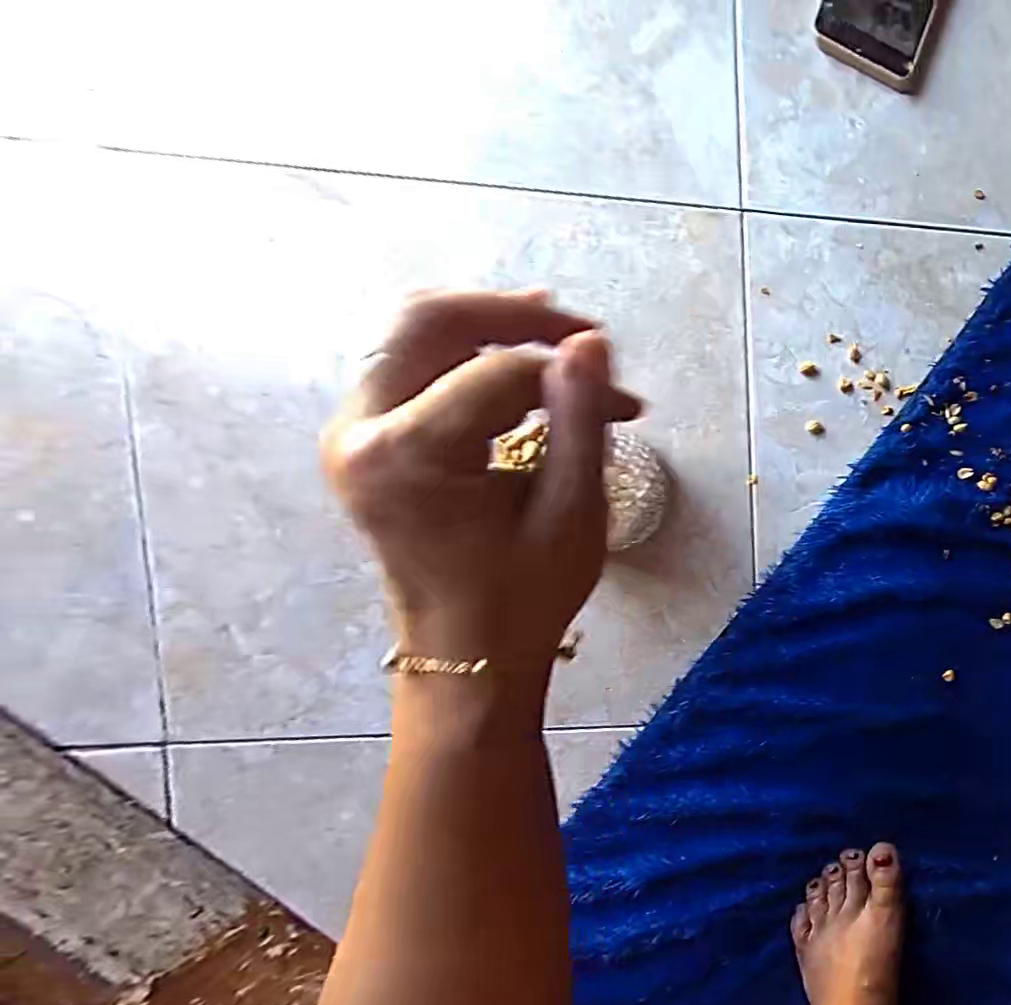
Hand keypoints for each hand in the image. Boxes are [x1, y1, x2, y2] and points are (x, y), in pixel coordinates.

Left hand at [321, 290, 642, 672]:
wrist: (469, 650)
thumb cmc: (529, 592)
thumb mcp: (571, 511)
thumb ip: (580, 422)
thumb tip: (592, 343)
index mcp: (409, 454)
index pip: (499, 372)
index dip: (572, 375)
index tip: (626, 401)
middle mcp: (359, 429)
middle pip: (429, 320)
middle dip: (517, 316)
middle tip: (586, 335)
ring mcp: (352, 431)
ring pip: (417, 336)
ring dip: (496, 332)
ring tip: (566, 349)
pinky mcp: (367, 439)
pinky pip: (416, 369)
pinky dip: (475, 360)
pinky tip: (525, 374)